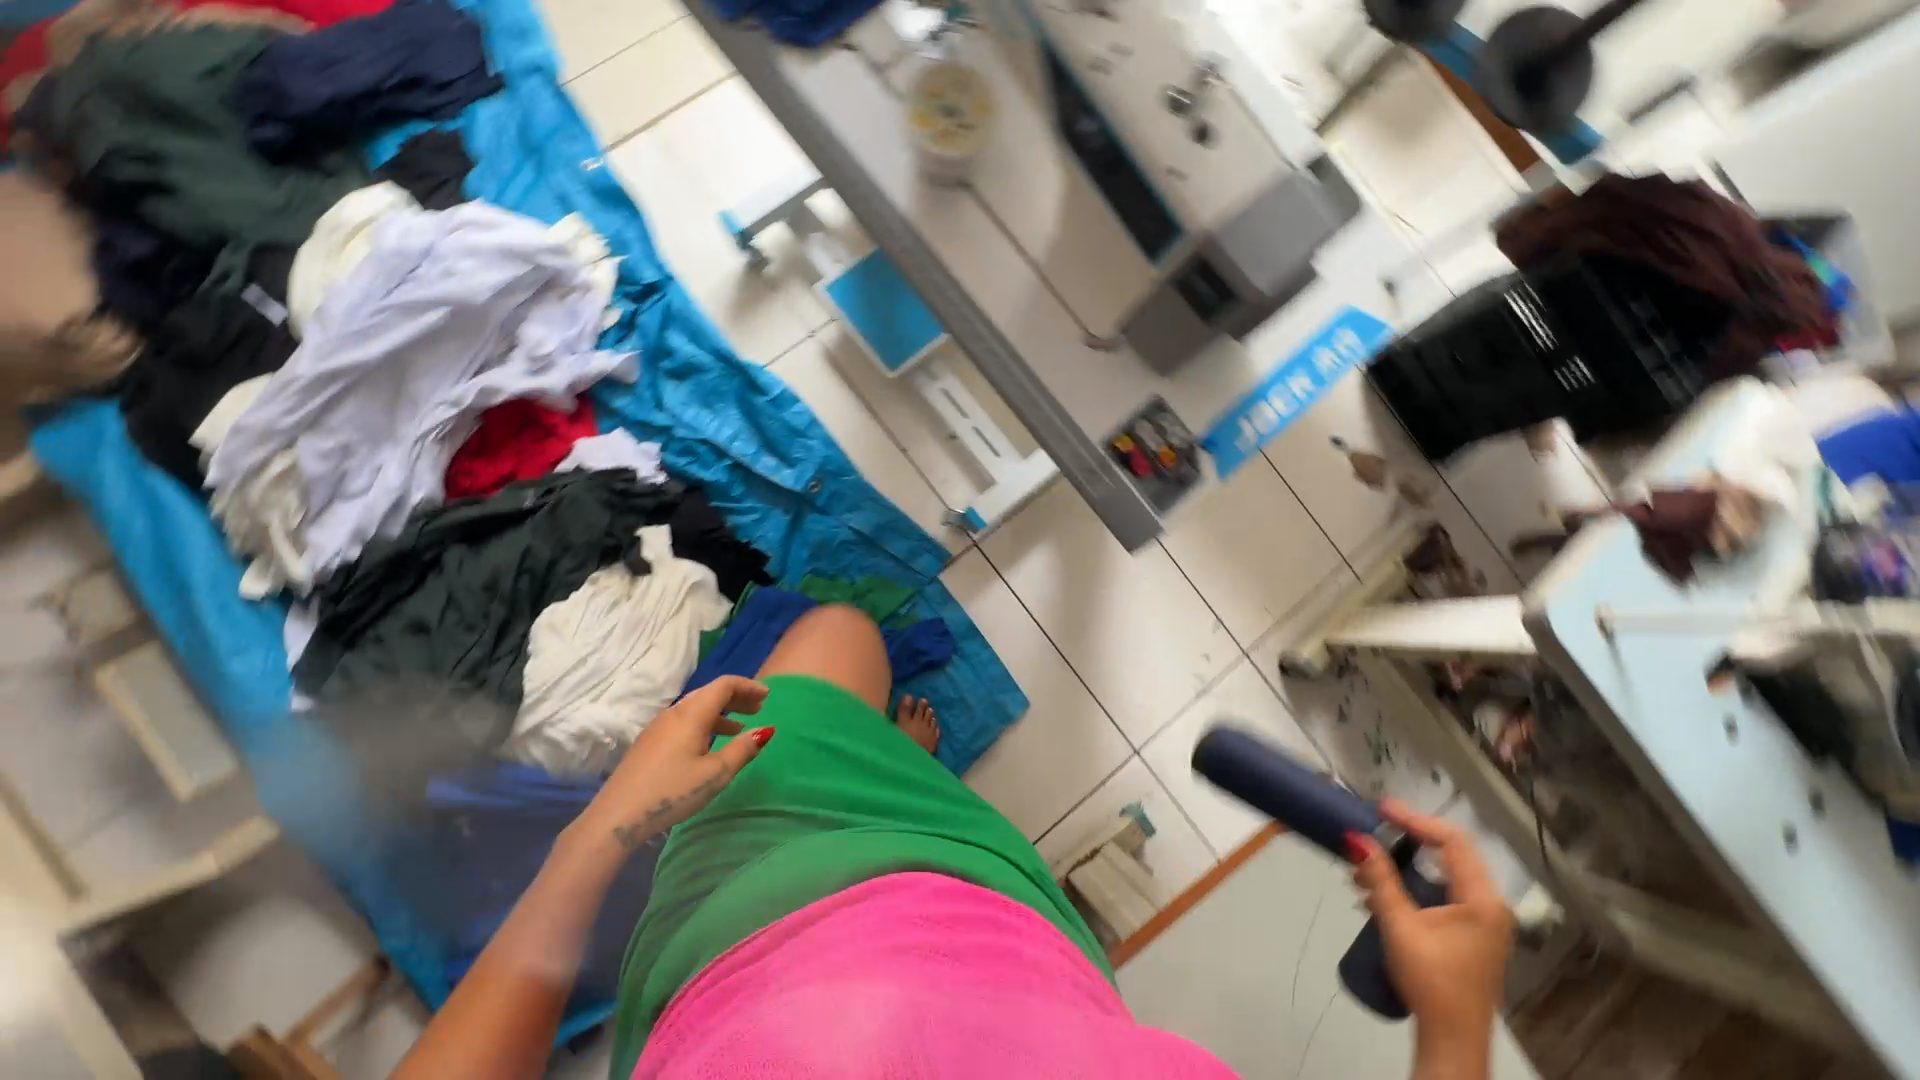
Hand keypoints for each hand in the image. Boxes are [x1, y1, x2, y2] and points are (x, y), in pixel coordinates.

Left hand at [576, 675, 773, 852]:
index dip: (747, 686)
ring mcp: (658, 727)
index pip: (724, 685)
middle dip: (736, 698)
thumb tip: (765, 730)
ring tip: (739, 728)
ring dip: (720, 713)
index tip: (766, 697)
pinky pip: (683, 721)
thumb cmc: (672, 791)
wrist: (618, 815)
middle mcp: (674, 713)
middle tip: (758, 708)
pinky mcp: (649, 742)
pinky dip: (704, 723)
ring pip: (695, 708)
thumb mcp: (715, 774)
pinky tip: (709, 744)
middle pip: (709, 693)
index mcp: (692, 714)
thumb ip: (742, 750)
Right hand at [1349, 800, 1511, 1072]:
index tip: (1381, 809)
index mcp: (1482, 899)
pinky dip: (1410, 889)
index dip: (1415, 819)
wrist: (1452, 1040)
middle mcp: (1488, 905)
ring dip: (1402, 868)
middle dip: (1405, 842)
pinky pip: (1440, 896)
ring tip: (1362, 872)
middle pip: (1449, 855)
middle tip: (1370, 833)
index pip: (1452, 841)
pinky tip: (1377, 897)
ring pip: (1441, 877)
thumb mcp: (1399, 926)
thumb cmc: (1431, 981)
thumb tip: (1356, 838)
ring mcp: (1482, 922)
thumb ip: (1379, 879)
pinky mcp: (1469, 936)